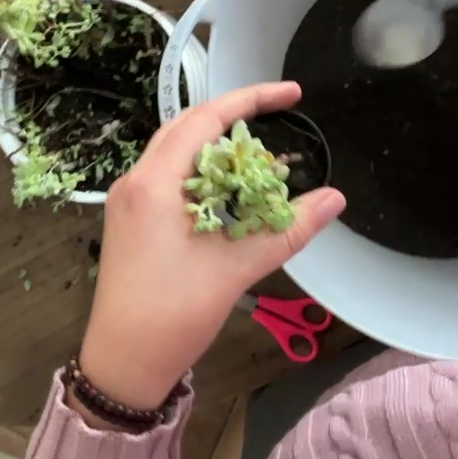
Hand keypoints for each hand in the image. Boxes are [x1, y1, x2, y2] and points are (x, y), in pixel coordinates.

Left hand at [77, 82, 346, 412]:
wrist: (122, 363)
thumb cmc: (172, 315)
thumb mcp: (236, 269)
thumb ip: (287, 230)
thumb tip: (335, 198)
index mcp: (154, 183)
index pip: (205, 118)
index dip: (252, 100)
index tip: (292, 94)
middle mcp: (136, 182)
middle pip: (188, 127)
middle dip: (235, 119)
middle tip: (280, 120)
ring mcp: (129, 202)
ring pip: (178, 153)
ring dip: (220, 150)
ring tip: (263, 158)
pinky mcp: (132, 221)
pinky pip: (171, 178)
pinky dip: (205, 175)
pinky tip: (232, 191)